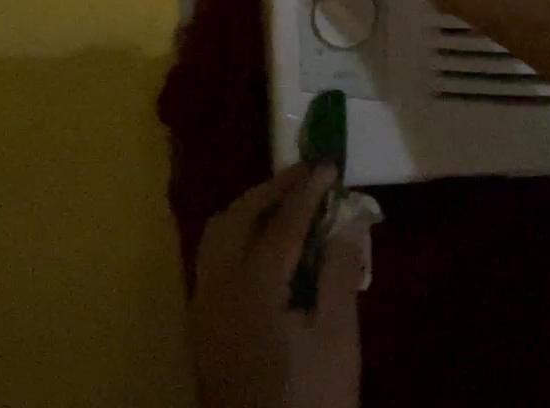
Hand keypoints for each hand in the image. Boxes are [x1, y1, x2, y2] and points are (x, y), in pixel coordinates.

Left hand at [189, 164, 368, 407]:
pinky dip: (235, 234)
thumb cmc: (311, 403)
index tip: (327, 165)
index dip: (307, 191)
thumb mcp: (338, 341)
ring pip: (217, 233)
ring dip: (249, 208)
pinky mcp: (200, 323)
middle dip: (272, 189)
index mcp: (253, 286)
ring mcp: (202, 304)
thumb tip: (349, 222)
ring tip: (285, 202)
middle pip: (239, 216)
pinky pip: (211, 257)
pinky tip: (262, 244)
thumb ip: (341, 275)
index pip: (283, 222)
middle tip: (305, 174)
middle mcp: (217, 284)